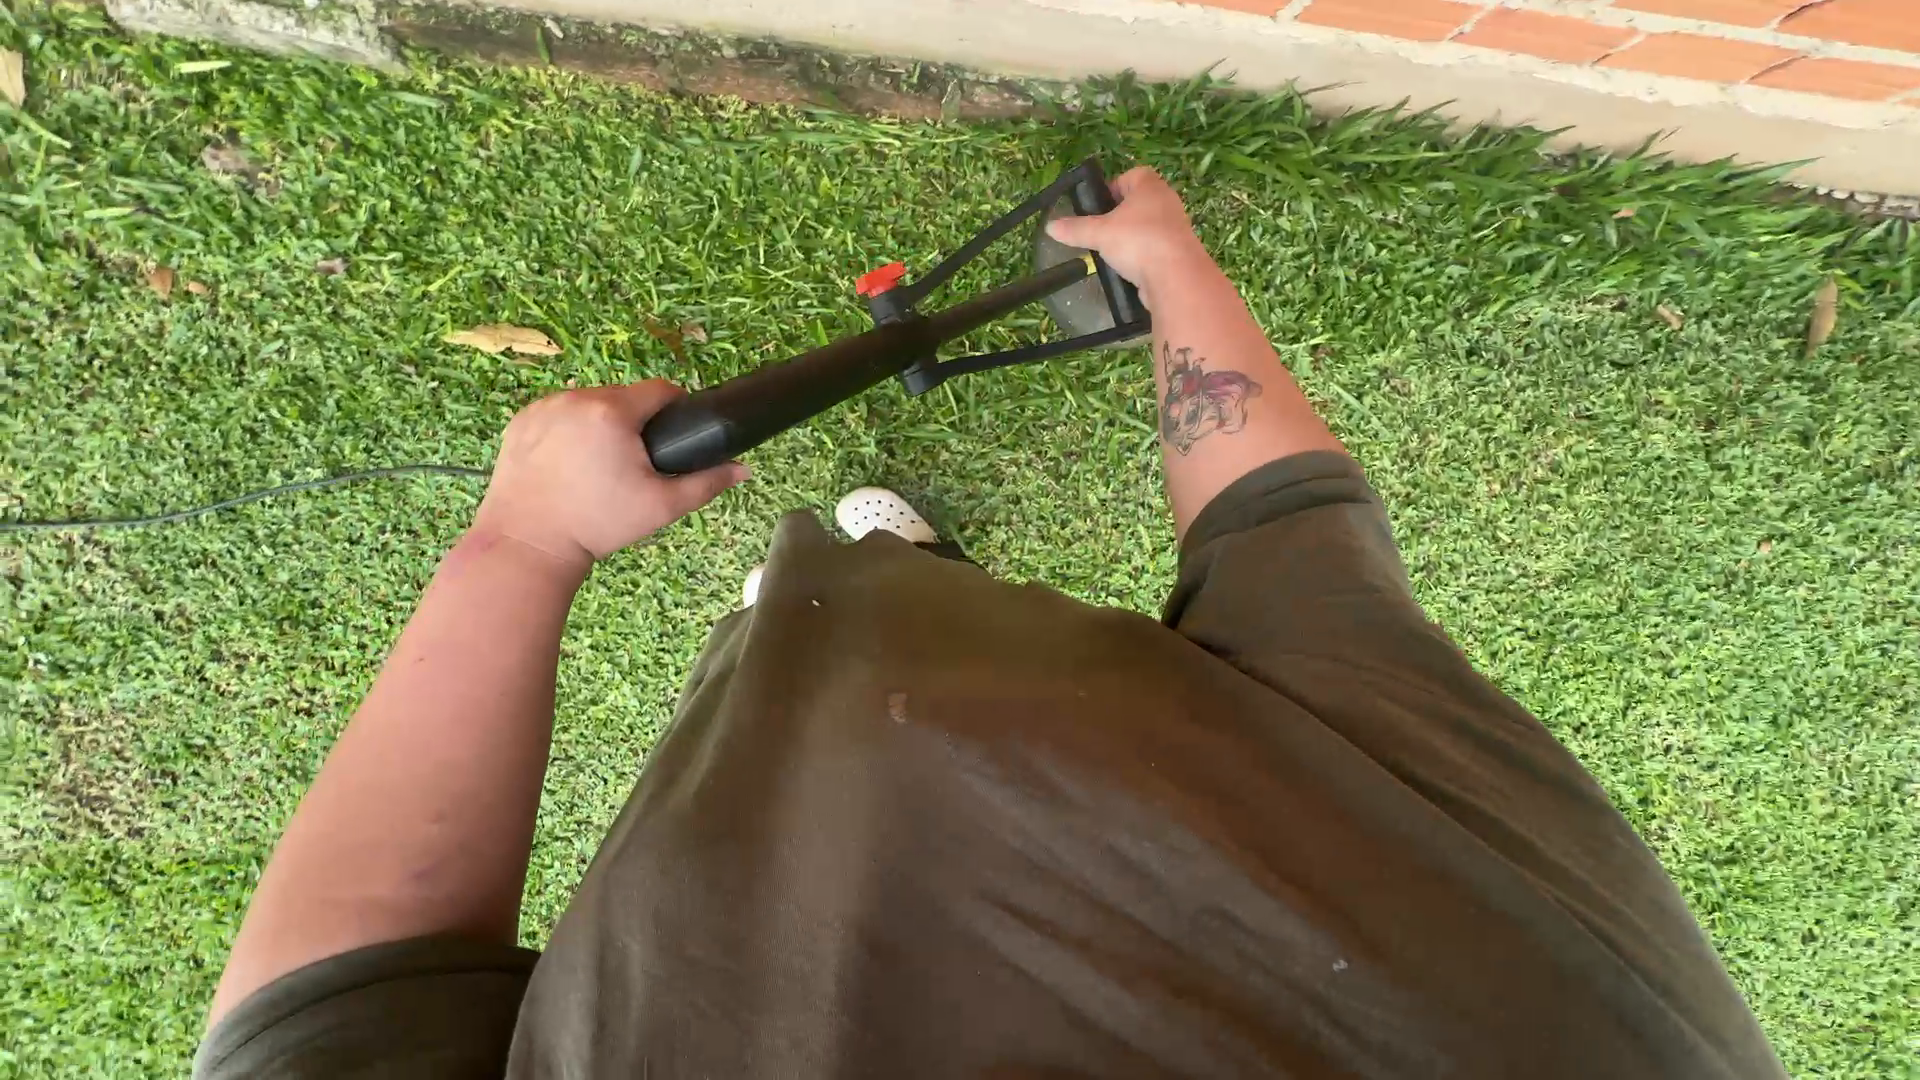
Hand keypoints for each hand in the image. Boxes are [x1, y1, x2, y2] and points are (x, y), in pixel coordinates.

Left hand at [471, 381, 749, 569]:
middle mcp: (575, 398)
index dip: (676, 408)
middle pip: (624, 396)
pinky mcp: (519, 421)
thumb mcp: (663, 506)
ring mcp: (543, 407)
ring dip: (604, 423)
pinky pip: (559, 413)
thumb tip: (744, 469)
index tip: (676, 434)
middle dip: (637, 421)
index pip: (659, 389)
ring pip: (591, 403)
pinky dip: (571, 429)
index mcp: (612, 412)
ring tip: (605, 463)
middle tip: (639, 461)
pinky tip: (573, 462)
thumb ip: (707, 483)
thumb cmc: (601, 524)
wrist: (529, 543)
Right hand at [1043, 167, 1210, 305]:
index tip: (1097, 206)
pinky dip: (1140, 255)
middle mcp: (1166, 201)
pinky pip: (1153, 247)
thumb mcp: (1100, 233)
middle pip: (1138, 201)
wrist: (1174, 275)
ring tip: (1110, 252)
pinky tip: (1127, 269)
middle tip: (1099, 231)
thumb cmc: (1137, 240)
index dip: (1113, 187)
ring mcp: (1174, 227)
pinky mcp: (1176, 251)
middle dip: (1119, 215)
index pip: (1131, 176)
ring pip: (1146, 226)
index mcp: (1150, 186)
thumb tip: (1050, 226)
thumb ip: (1076, 229)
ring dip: (1130, 236)